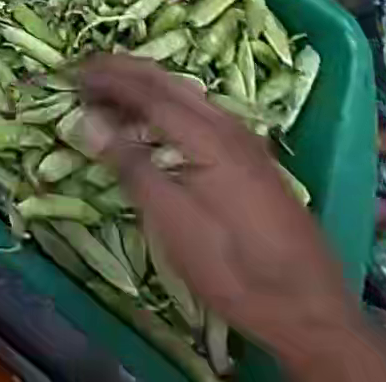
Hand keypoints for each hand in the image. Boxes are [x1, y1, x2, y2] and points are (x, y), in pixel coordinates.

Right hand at [79, 56, 385, 378]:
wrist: (313, 315)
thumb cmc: (235, 269)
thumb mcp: (173, 221)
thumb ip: (130, 164)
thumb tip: (88, 121)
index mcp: (208, 137)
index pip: (147, 90)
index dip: (106, 78)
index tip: (72, 72)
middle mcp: (227, 126)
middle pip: (166, 80)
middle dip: (122, 69)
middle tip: (83, 69)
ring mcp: (243, 139)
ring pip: (184, 91)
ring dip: (142, 82)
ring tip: (107, 88)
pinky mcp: (249, 156)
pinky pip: (196, 108)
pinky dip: (163, 100)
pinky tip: (150, 117)